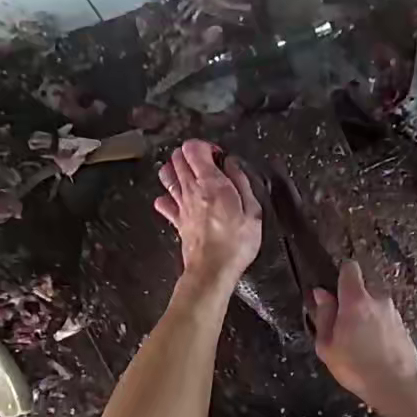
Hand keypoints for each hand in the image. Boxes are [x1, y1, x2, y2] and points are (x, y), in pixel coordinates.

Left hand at [155, 139, 262, 290]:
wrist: (213, 270)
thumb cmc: (235, 244)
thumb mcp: (253, 211)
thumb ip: (241, 182)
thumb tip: (233, 165)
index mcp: (211, 183)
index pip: (193, 148)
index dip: (206, 146)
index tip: (219, 157)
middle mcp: (191, 190)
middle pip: (177, 157)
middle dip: (191, 155)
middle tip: (208, 165)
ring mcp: (180, 205)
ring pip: (165, 174)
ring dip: (176, 170)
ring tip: (193, 177)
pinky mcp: (176, 220)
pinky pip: (163, 201)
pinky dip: (168, 196)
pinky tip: (180, 200)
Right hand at [309, 260, 416, 413]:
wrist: (398, 385)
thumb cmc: (356, 367)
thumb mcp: (327, 346)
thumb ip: (324, 315)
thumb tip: (321, 293)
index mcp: (356, 300)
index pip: (350, 268)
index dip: (340, 276)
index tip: (334, 293)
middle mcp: (378, 299)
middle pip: (361, 289)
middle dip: (351, 302)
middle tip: (342, 328)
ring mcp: (393, 311)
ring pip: (373, 305)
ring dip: (365, 316)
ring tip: (358, 344)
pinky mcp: (403, 325)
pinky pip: (384, 318)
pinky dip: (377, 328)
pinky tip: (373, 350)